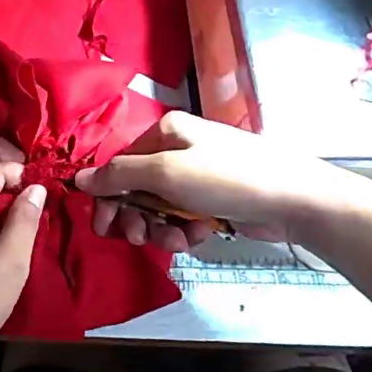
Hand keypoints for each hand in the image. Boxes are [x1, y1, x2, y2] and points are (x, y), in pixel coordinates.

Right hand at [74, 111, 371, 249]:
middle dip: (135, 216)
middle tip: (139, 238)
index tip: (102, 225)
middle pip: (136, 188)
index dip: (106, 196)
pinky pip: (182, 217)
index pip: (118, 165)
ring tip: (177, 239)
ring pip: (158, 207)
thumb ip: (117, 176)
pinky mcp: (212, 200)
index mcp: (164, 132)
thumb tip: (76, 178)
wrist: (295, 199)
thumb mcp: (165, 174)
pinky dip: (184, 230)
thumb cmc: (227, 178)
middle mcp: (177, 150)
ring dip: (161, 228)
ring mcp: (196, 176)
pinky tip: (199, 236)